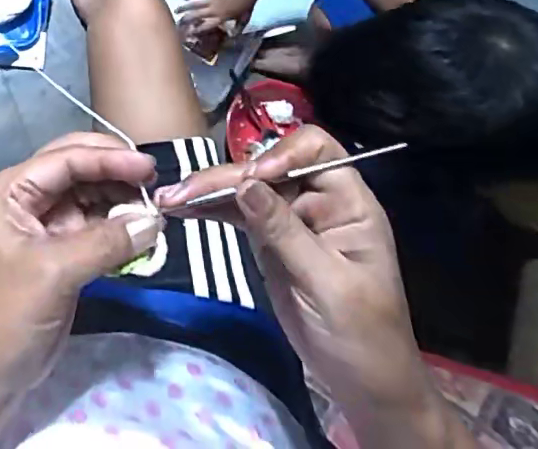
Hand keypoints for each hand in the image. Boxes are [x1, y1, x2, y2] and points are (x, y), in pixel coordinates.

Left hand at [0, 133, 161, 397]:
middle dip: (117, 168)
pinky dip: (121, 219)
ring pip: (94, 188)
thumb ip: (106, 242)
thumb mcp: (55, 273)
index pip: (69, 158)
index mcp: (14, 189)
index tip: (148, 168)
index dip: (110, 158)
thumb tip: (155, 221)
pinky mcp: (67, 243)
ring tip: (152, 205)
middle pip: (81, 164)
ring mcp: (49, 218)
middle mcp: (31, 194)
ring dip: (122, 193)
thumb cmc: (8, 316)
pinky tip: (142, 226)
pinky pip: (100, 217)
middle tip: (153, 179)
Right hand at [154, 127, 462, 444]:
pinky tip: (184, 208)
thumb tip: (246, 186)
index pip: (316, 149)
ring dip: (210, 190)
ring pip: (248, 189)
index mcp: (347, 200)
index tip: (254, 177)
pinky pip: (239, 215)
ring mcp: (291, 218)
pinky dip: (212, 210)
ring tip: (171, 199)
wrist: (366, 388)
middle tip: (185, 191)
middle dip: (228, 176)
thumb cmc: (364, 335)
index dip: (283, 152)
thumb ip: (285, 233)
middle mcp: (317, 199)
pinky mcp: (269, 240)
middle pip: (270, 168)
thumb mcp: (329, 284)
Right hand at [175, 0, 256, 39]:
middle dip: (185, 20)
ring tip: (176, 10)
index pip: (205, 27)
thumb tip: (233, 36)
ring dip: (183, 8)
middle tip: (178, 22)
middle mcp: (213, 10)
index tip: (189, 33)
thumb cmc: (246, 6)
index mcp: (220, 19)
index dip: (196, 30)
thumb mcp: (243, 20)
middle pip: (195, 16)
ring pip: (193, 4)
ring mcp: (211, 0)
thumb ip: (237, 29)